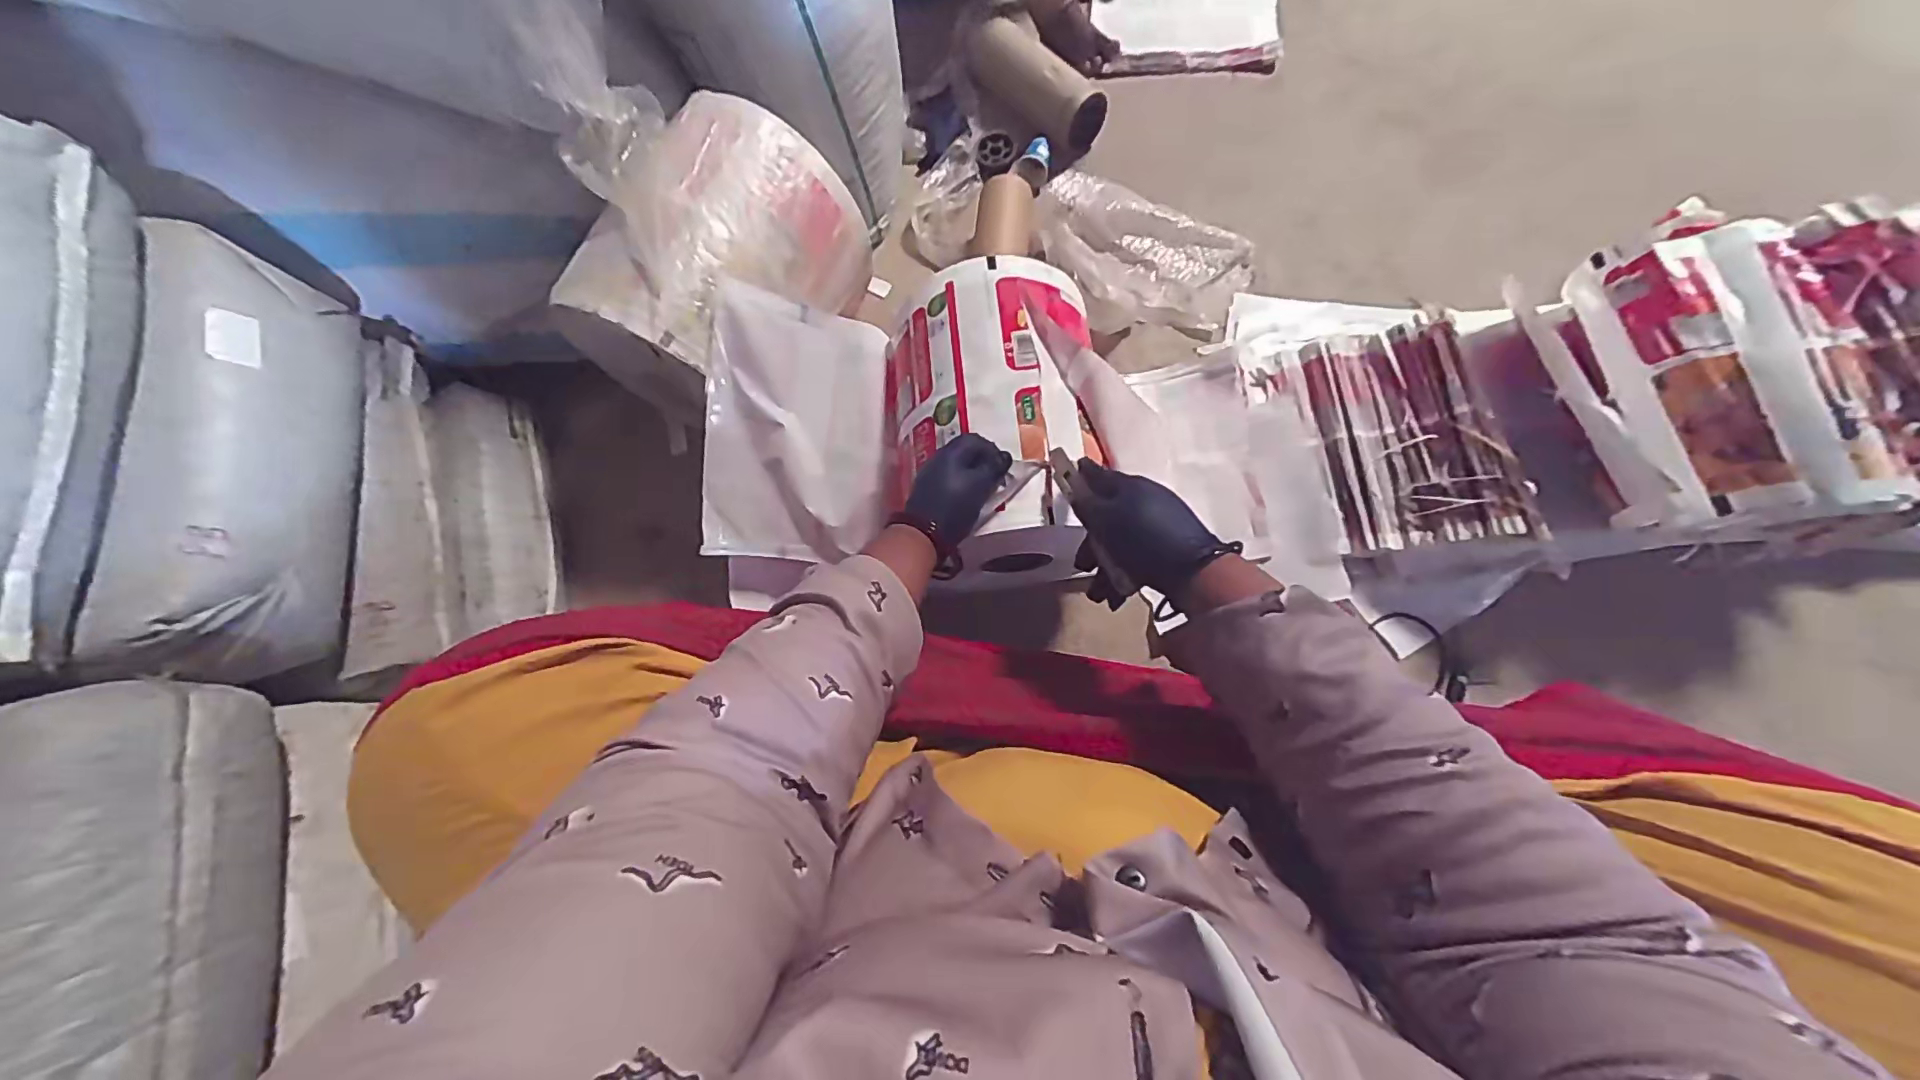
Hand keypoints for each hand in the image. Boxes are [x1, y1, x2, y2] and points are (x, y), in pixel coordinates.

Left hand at [901, 433, 1013, 555]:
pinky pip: (948, 476)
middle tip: (995, 475)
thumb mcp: (981, 486)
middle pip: (965, 450)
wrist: (923, 533)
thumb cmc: (955, 507)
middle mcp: (938, 457)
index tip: (1003, 466)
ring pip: (956, 464)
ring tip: (984, 487)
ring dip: (972, 471)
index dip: (992, 450)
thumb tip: (1005, 456)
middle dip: (983, 460)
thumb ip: (994, 468)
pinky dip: (961, 480)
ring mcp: (929, 473)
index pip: (975, 440)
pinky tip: (967, 494)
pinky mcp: (926, 488)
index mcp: (951, 452)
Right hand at [1070, 460, 1236, 607]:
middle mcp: (1144, 500)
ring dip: (1104, 567)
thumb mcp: (1105, 519)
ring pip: (1120, 542)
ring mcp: (1158, 524)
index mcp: (1129, 487)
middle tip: (1082, 564)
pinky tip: (1116, 596)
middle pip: (1107, 517)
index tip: (1067, 479)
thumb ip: (1086, 502)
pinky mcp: (1169, 548)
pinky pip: (1137, 558)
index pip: (1099, 475)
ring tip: (1097, 594)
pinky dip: (1124, 575)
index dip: (1081, 478)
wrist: (1193, 570)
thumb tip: (1075, 478)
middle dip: (1090, 543)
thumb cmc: (1141, 539)